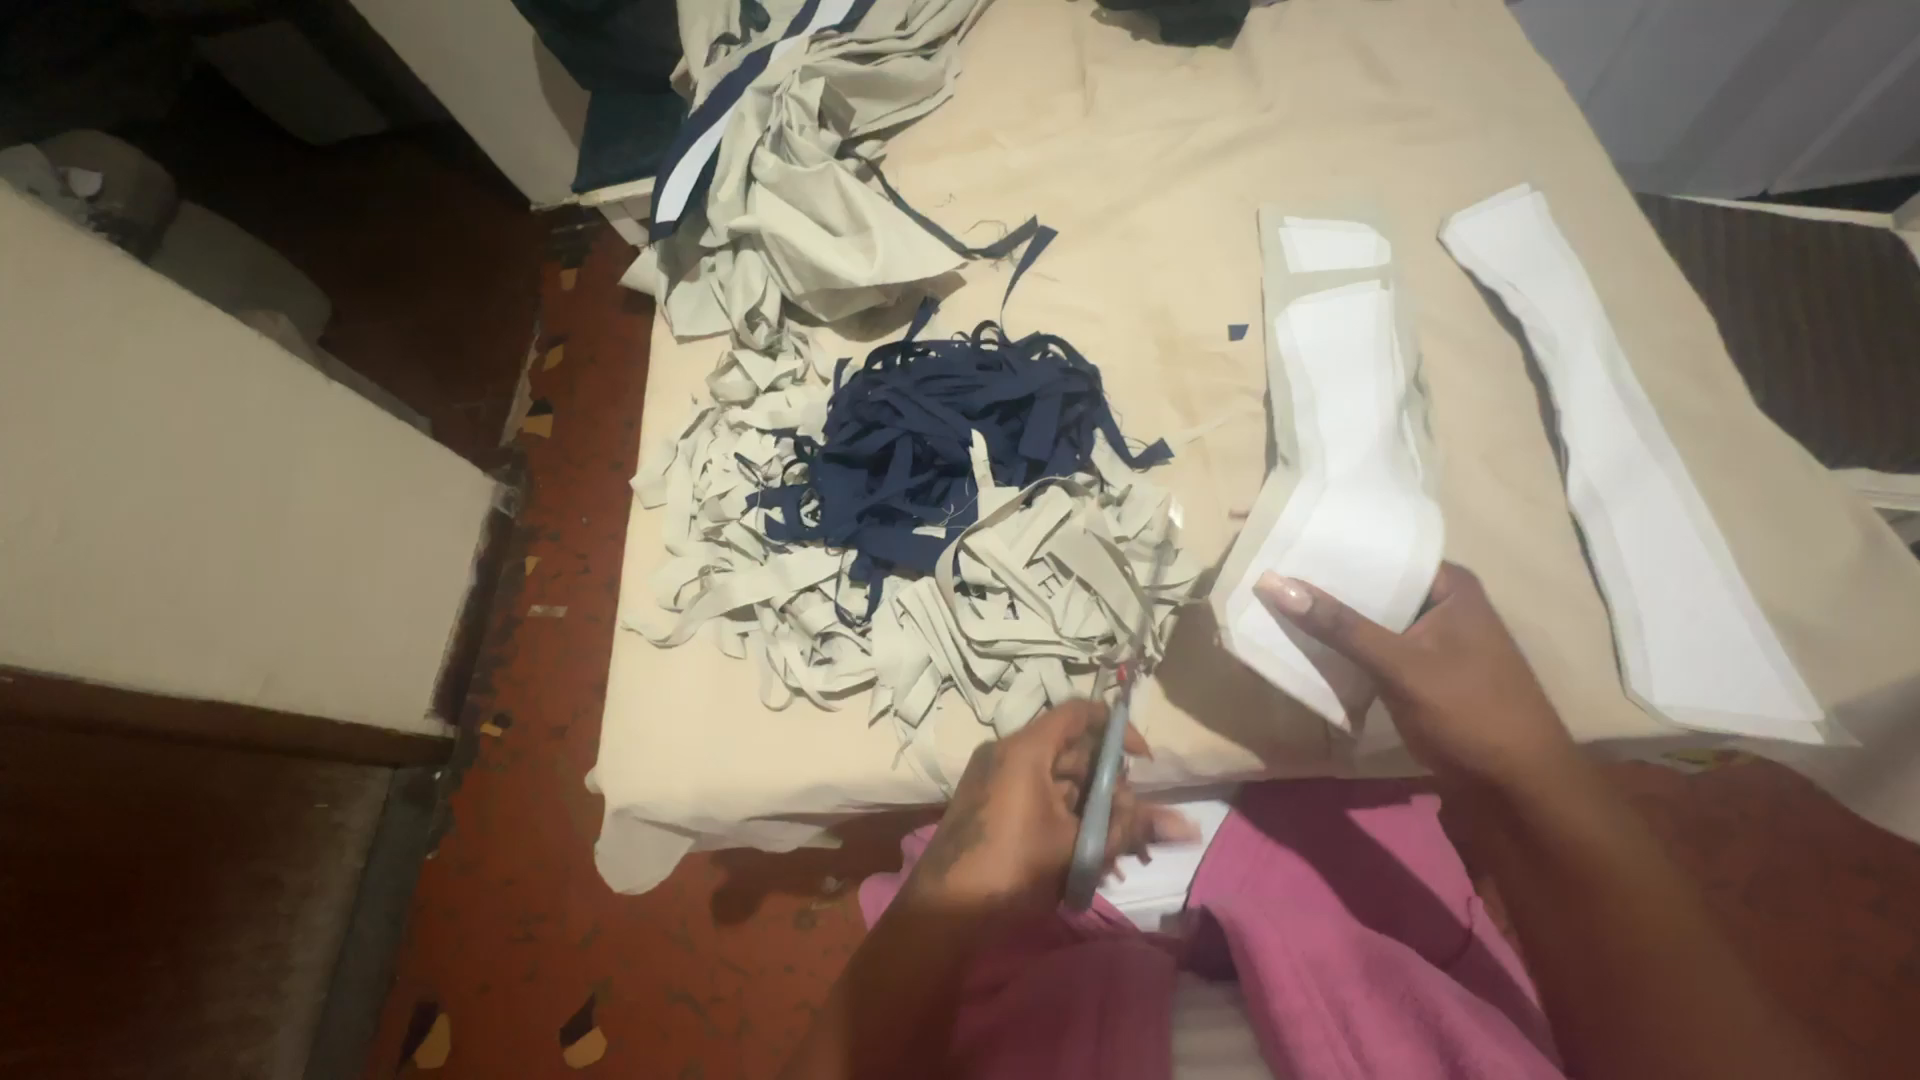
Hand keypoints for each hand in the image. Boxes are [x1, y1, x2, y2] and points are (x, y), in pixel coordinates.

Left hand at [905, 700, 1197, 918]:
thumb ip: (1132, 829)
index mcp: (1025, 748)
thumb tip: (1190, 826)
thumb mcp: (1078, 847)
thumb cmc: (1013, 865)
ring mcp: (996, 779)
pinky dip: (1065, 819)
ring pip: (1057, 781)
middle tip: (1133, 820)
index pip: (1078, 714)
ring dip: (1091, 810)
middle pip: (1071, 751)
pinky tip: (1087, 859)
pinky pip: (1037, 798)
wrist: (945, 909)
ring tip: (1117, 850)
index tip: (1144, 761)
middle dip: (1109, 785)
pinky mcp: (990, 804)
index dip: (1116, 729)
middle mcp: (1008, 753)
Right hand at [1254, 563, 1577, 790]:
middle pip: (1375, 587)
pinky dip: (1342, 651)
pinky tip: (1302, 646)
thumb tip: (1274, 582)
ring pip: (1370, 622)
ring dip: (1331, 621)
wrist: (1516, 792)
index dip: (1339, 547)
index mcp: (1452, 588)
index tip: (1287, 540)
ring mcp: (1431, 644)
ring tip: (1274, 603)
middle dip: (1327, 586)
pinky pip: (1371, 652)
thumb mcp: (1402, 665)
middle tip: (1270, 572)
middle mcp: (1443, 607)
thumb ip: (1339, 625)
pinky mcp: (1418, 676)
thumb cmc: (1472, 713)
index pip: (1387, 552)